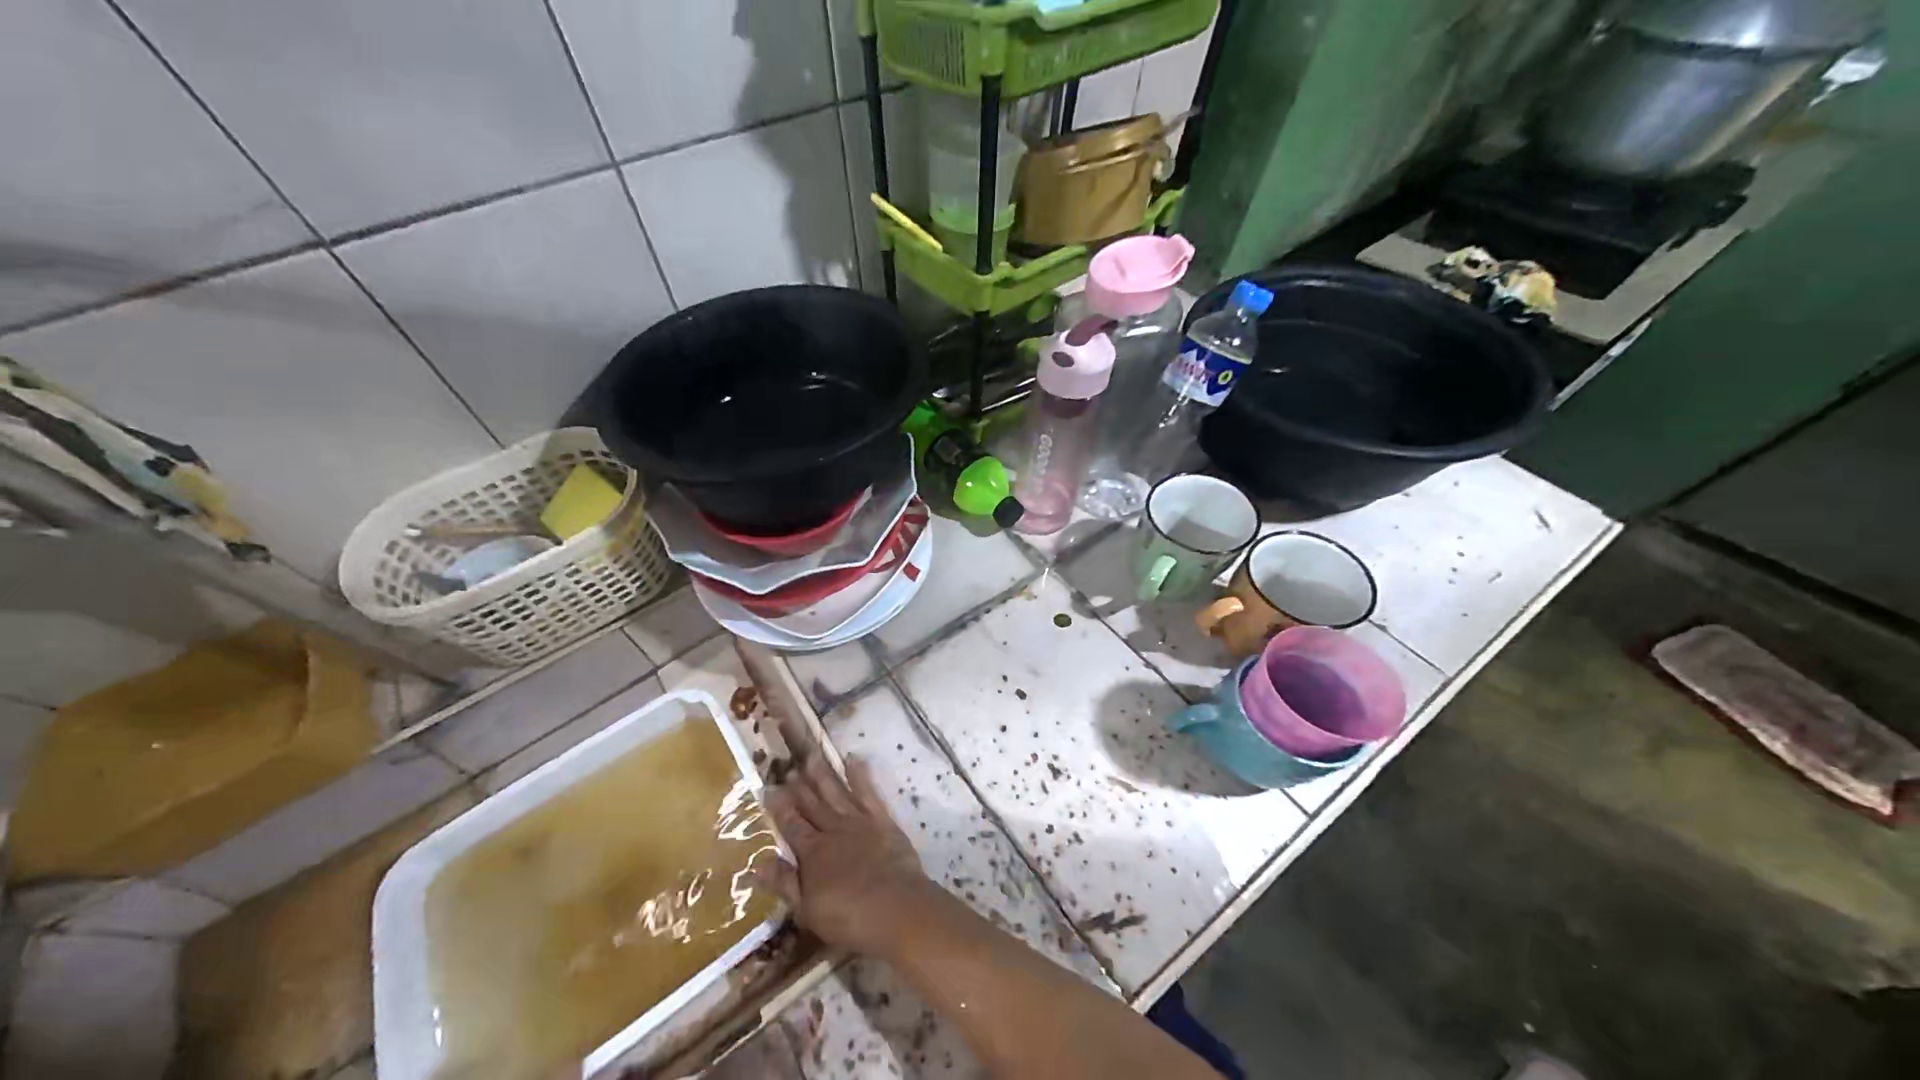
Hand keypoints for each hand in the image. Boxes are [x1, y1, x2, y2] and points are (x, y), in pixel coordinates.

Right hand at [756, 754, 936, 957]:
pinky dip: (861, 775)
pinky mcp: (882, 821)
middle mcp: (833, 830)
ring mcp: (859, 822)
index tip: (768, 788)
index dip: (779, 807)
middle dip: (798, 787)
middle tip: (787, 767)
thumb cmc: (848, 917)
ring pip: (836, 793)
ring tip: (812, 756)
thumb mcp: (807, 909)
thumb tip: (757, 864)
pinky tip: (854, 759)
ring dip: (823, 775)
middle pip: (812, 805)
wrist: (895, 906)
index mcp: (811, 853)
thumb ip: (784, 883)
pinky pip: (869, 792)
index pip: (791, 825)